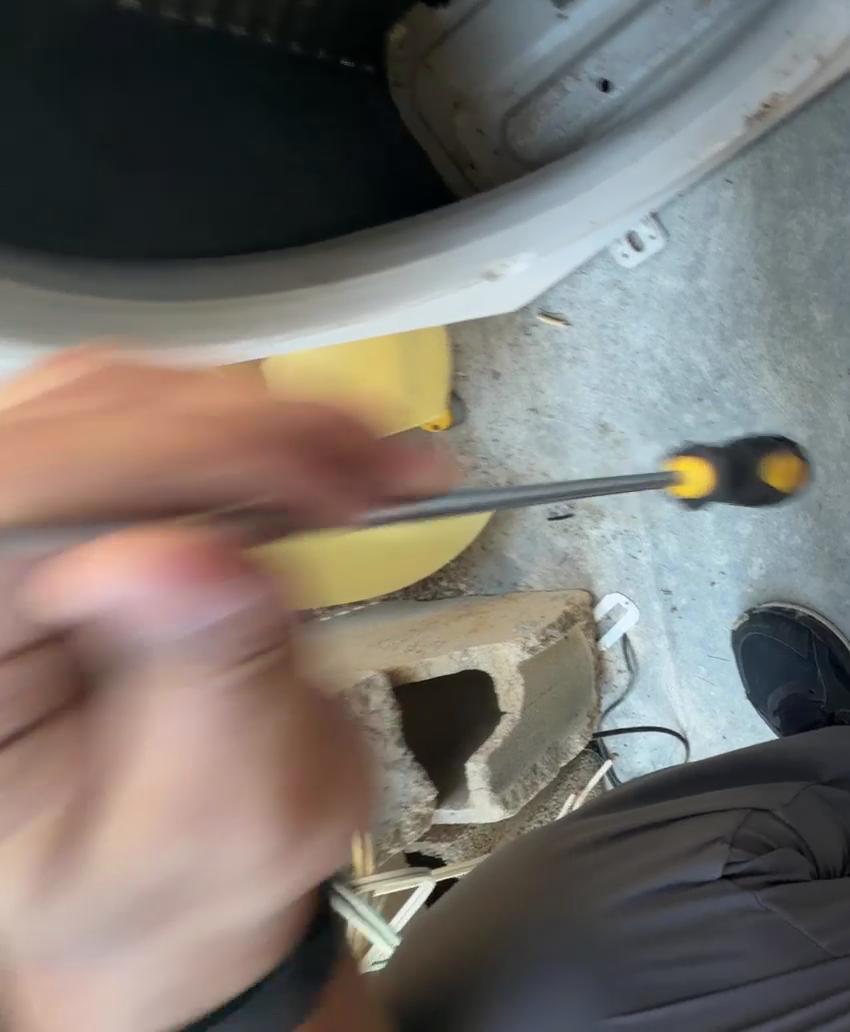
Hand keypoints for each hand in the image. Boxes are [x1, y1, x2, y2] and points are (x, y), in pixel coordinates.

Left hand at [0, 352, 452, 1031]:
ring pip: (109, 397)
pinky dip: (254, 420)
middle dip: (256, 433)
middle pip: (72, 427)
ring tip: (379, 468)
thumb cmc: (194, 874)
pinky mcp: (68, 523)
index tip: (347, 496)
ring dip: (268, 418)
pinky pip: (141, 415)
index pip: (18, 503)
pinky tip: (336, 462)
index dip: (191, 464)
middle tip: (390, 474)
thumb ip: (205, 689)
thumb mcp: (224, 811)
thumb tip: (175, 557)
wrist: (181, 874)